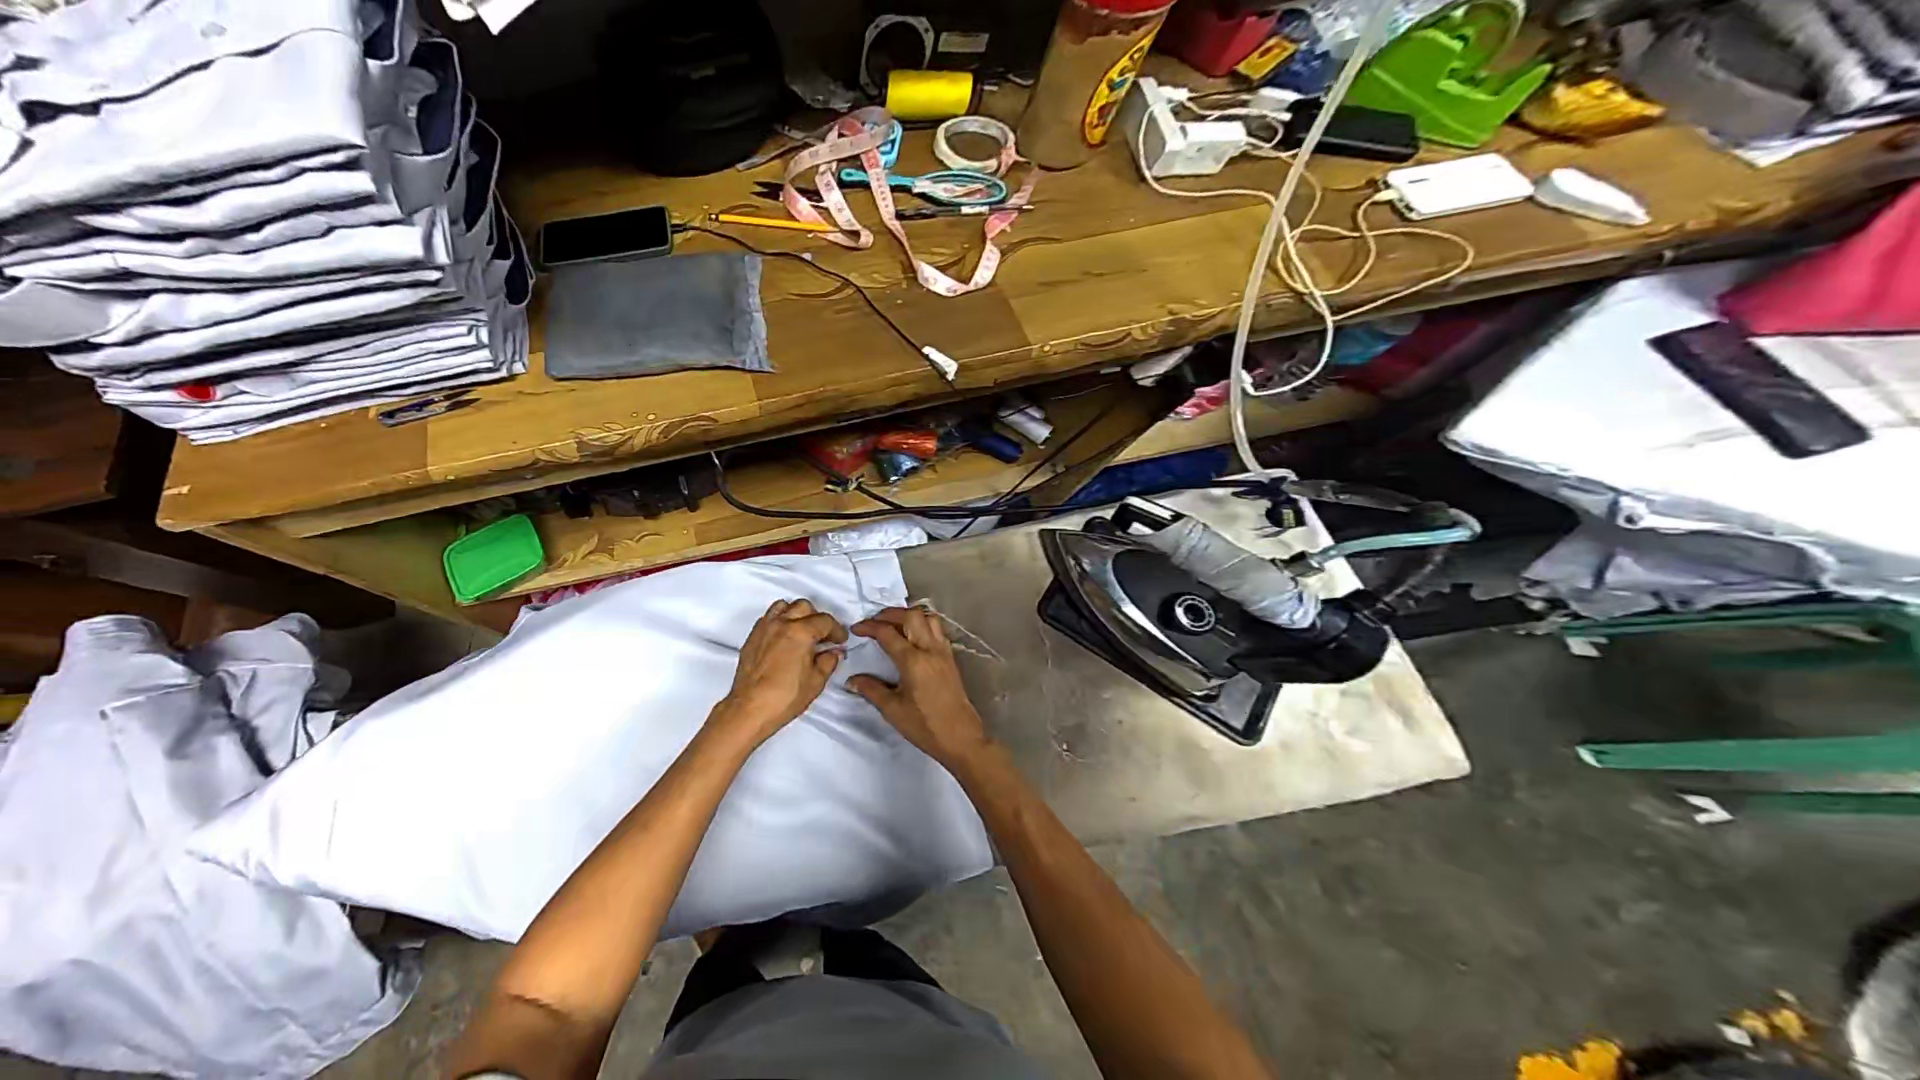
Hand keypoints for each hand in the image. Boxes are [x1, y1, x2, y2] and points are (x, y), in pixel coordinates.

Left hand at [714, 598, 848, 744]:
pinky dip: (779, 620)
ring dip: (796, 613)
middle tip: (824, 634)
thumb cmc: (782, 697)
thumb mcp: (816, 681)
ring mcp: (764, 629)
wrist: (751, 709)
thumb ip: (828, 662)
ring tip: (802, 629)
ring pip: (783, 606)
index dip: (836, 630)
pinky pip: (768, 618)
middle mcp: (781, 625)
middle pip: (804, 607)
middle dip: (817, 618)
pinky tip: (784, 636)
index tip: (839, 639)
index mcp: (800, 632)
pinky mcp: (752, 638)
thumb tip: (833, 653)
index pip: (825, 621)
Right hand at [849, 607, 991, 770]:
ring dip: (909, 616)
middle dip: (889, 614)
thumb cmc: (925, 726)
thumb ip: (871, 690)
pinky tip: (913, 637)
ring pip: (928, 618)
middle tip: (873, 622)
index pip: (888, 633)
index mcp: (913, 661)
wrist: (961, 737)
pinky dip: (923, 625)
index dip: (869, 627)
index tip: (856, 629)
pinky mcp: (951, 658)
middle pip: (911, 616)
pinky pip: (937, 630)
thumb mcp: (893, 710)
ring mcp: (943, 652)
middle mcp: (930, 650)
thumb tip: (852, 680)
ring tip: (893, 625)